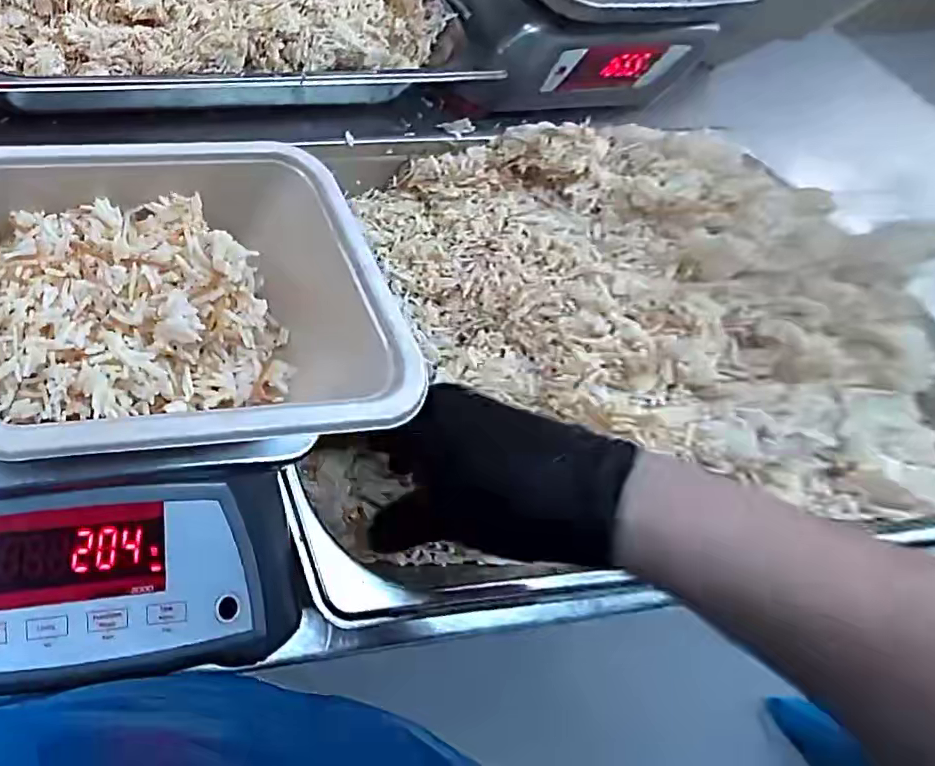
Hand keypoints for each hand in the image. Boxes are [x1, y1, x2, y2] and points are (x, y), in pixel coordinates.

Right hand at [368, 385, 639, 566]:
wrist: (598, 494)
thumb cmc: (509, 505)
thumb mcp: (447, 520)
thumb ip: (403, 523)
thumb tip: (371, 536)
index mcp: (417, 416)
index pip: (367, 419)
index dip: (348, 438)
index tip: (336, 453)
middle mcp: (438, 398)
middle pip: (394, 414)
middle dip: (380, 440)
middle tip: (369, 466)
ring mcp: (471, 402)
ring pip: (423, 418)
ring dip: (411, 443)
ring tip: (405, 473)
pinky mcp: (497, 413)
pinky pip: (450, 422)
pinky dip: (439, 443)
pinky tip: (448, 470)